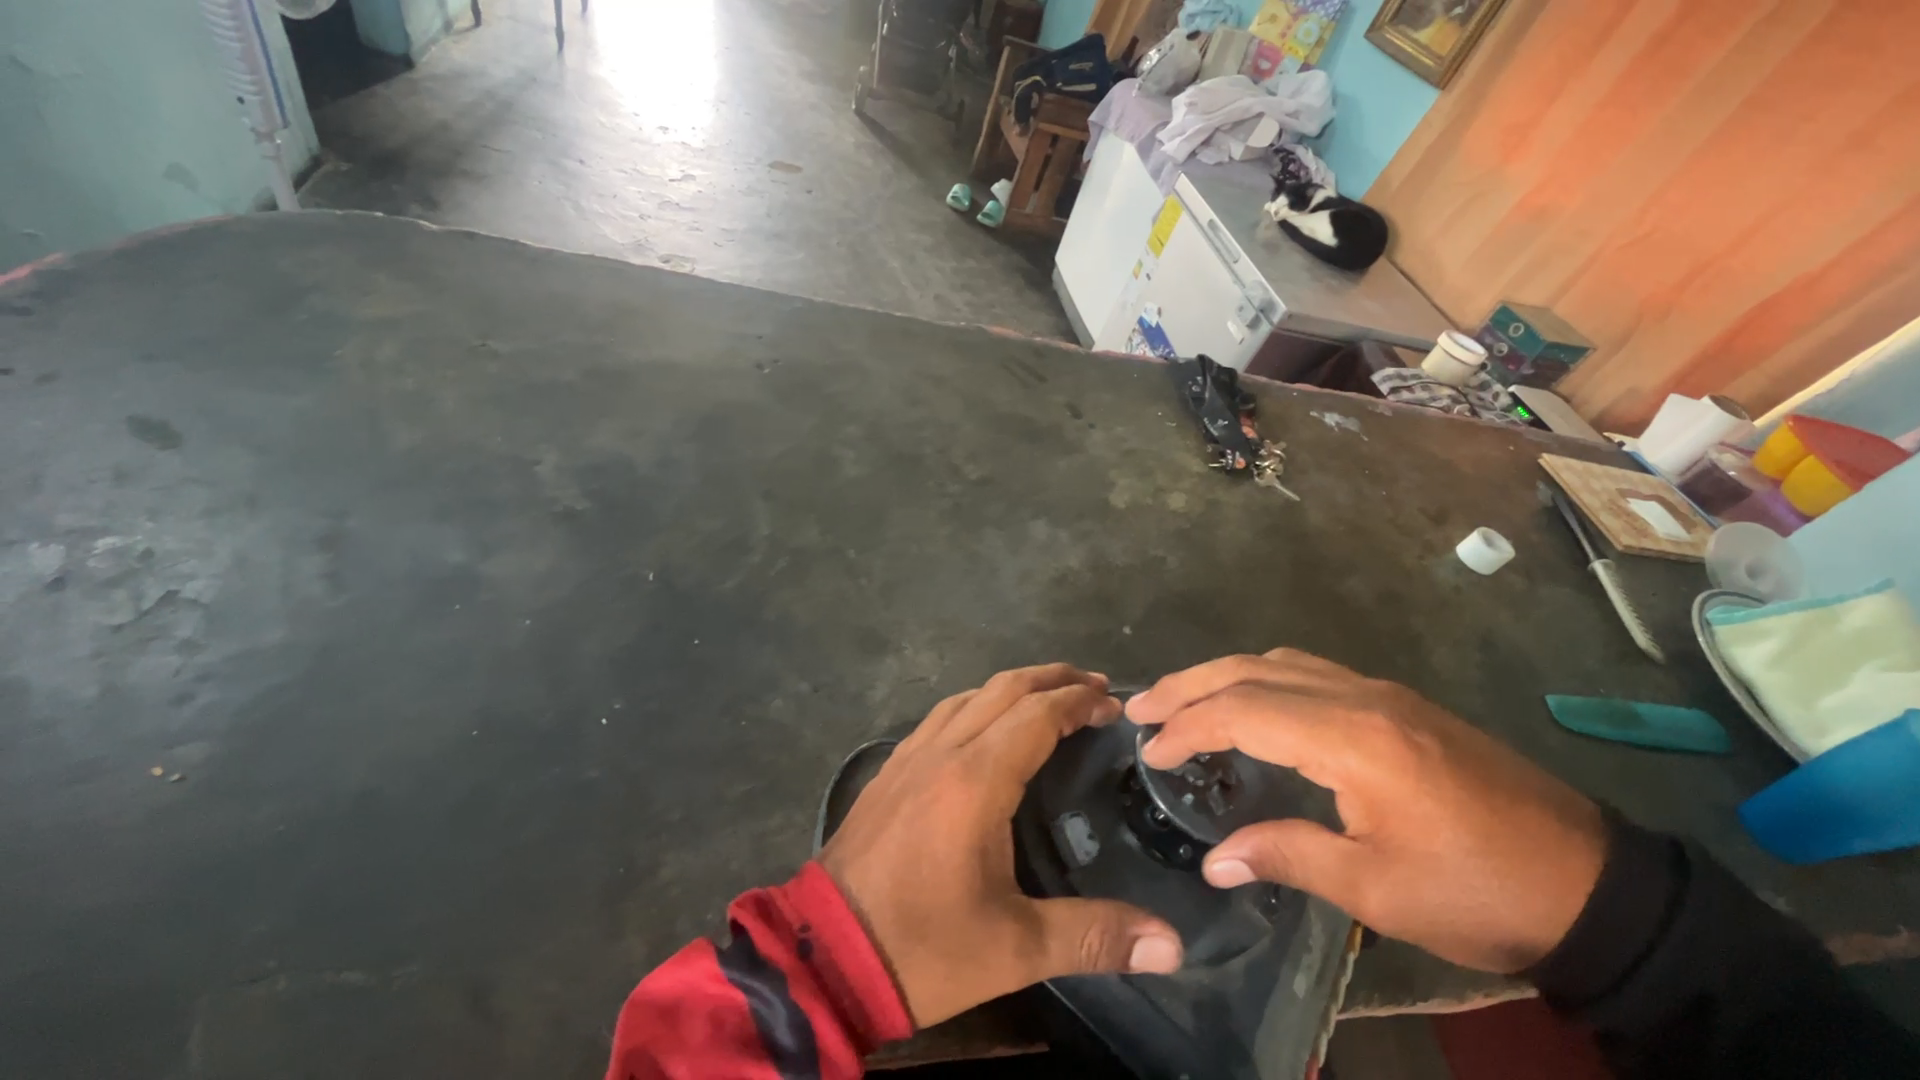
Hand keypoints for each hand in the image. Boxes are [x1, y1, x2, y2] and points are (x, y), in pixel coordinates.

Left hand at [820, 664, 1183, 1027]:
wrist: (823, 958)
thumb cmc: (923, 947)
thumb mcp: (1014, 948)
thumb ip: (1094, 937)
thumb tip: (1172, 946)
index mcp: (975, 779)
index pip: (1037, 715)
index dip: (1079, 701)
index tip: (1113, 705)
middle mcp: (941, 754)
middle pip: (1002, 691)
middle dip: (1052, 680)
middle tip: (1094, 687)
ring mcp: (906, 760)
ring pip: (965, 698)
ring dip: (1010, 689)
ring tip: (1046, 699)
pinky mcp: (885, 776)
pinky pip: (937, 719)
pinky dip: (974, 707)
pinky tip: (982, 730)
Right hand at [1130, 650, 1606, 973]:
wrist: (1593, 886)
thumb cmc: (1477, 892)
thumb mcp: (1376, 887)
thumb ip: (1287, 856)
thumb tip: (1214, 862)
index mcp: (1351, 738)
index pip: (1243, 712)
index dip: (1187, 727)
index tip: (1149, 752)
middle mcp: (1362, 697)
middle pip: (1254, 670)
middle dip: (1190, 685)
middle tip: (1138, 706)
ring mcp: (1385, 694)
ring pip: (1283, 663)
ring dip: (1224, 675)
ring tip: (1181, 700)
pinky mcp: (1402, 706)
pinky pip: (1312, 673)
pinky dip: (1263, 679)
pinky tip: (1252, 705)